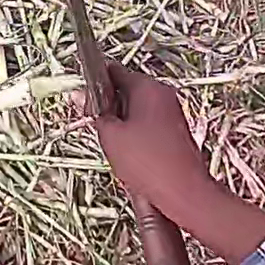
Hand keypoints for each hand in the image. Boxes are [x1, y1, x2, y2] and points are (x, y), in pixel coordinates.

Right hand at [88, 62, 215, 212]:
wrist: (184, 193)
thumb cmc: (147, 161)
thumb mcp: (110, 134)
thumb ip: (95, 112)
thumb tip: (81, 96)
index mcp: (148, 87)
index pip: (115, 71)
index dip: (95, 82)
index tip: (83, 97)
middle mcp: (163, 95)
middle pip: (126, 91)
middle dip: (108, 106)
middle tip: (96, 124)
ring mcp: (171, 114)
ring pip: (135, 110)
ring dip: (120, 123)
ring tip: (113, 143)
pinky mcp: (175, 133)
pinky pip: (147, 125)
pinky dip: (134, 135)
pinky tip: (129, 154)